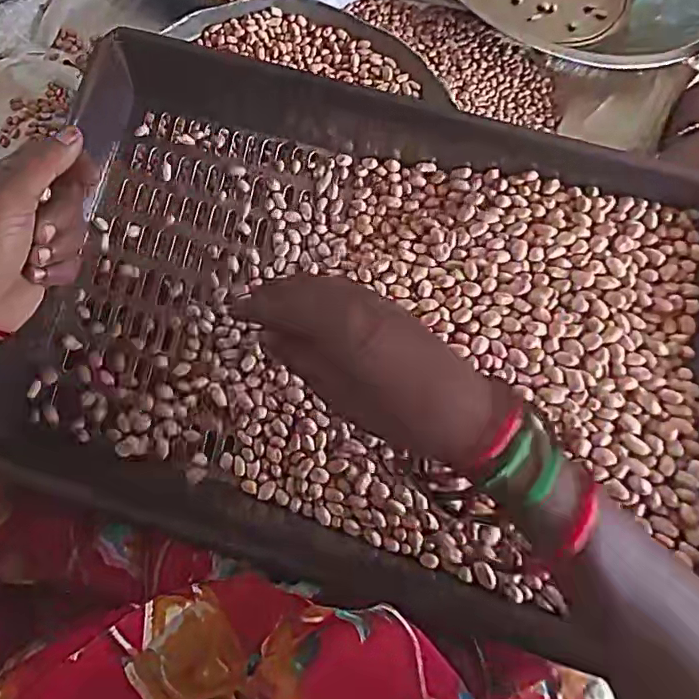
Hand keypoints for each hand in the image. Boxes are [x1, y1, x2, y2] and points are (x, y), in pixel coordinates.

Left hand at [0, 126, 96, 348]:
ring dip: (59, 247)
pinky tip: (37, 276)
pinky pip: (74, 259)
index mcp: (10, 178)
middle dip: (61, 218)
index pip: (56, 157)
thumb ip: (44, 162)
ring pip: (78, 229)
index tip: (88, 179)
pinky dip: (58, 269)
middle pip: (73, 196)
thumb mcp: (9, 196)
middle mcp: (26, 203)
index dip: (76, 166)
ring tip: (33, 259)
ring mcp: (37, 236)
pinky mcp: (46, 265)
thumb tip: (75, 133)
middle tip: (38, 233)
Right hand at [237, 275, 508, 468]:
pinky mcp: (387, 305)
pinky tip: (308, 303)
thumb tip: (270, 338)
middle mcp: (355, 304)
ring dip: (292, 289)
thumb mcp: (341, 395)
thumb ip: (303, 360)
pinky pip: (340, 288)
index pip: (286, 305)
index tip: (234, 310)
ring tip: (270, 301)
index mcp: (341, 328)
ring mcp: (373, 301)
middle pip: (303, 288)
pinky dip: (316, 290)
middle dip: (271, 294)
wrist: (465, 411)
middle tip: (246, 305)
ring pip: (321, 284)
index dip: (256, 306)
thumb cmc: (398, 415)